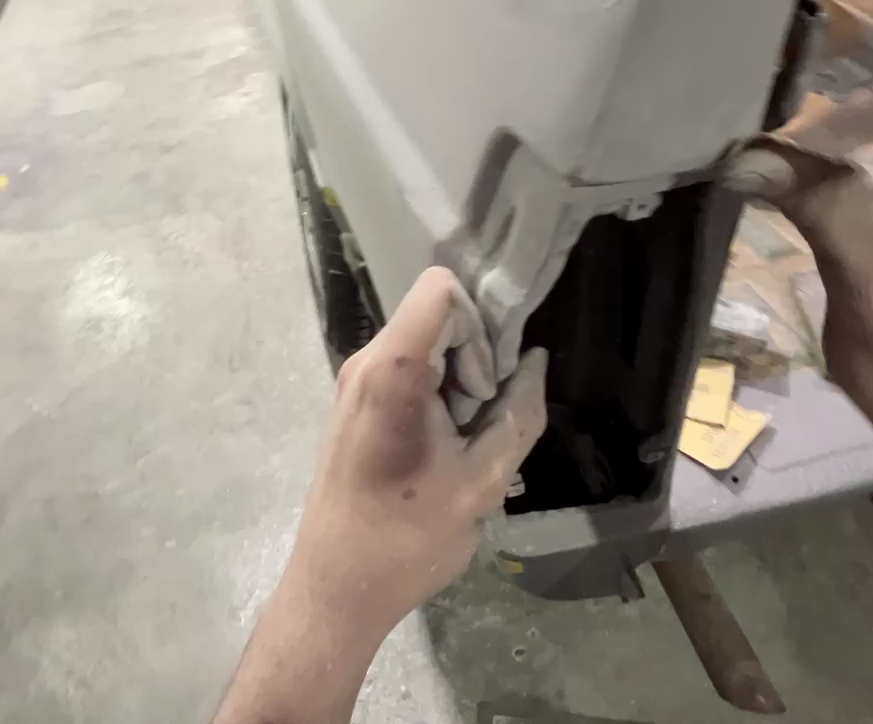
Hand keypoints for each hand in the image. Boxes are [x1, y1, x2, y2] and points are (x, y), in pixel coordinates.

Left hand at [281, 267, 547, 636]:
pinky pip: (407, 364)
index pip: (440, 288)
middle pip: (437, 314)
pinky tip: (442, 441)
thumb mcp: (483, 481)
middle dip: (474, 355)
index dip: (479, 321)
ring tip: (462, 437)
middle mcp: (366, 359)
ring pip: (425, 340)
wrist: (337, 584)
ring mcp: (355, 376)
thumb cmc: (408, 537)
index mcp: (391, 369)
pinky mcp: (356, 397)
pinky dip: (437, 387)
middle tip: (480, 419)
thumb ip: (518, 412)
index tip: (486, 381)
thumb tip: (535, 362)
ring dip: (458, 376)